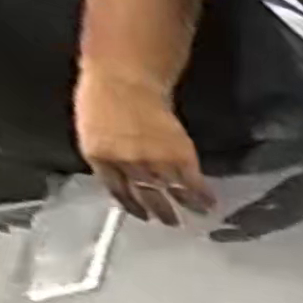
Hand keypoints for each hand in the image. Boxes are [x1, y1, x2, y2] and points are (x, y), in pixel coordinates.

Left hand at [74, 72, 213, 225]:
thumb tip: (124, 177)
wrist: (124, 80)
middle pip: (148, 196)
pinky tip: (210, 203)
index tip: (142, 215)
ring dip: (187, 206)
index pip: (117, 190)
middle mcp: (128, 164)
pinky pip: (194, 185)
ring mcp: (156, 162)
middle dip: (161, 212)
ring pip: (173, 193)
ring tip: (197, 214)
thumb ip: (107, 156)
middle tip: (170, 222)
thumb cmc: (104, 98)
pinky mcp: (180, 158)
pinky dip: (204, 196)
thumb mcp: (92, 129)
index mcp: (100, 157)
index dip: (131, 206)